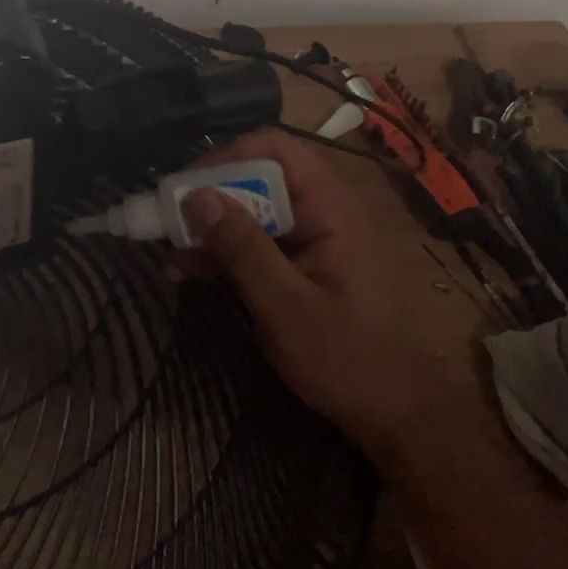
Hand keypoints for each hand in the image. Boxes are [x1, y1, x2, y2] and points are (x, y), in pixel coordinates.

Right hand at [171, 129, 464, 458]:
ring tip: (169, 253)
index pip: (273, 150)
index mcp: (331, 208)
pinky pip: (259, 240)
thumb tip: (195, 195)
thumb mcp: (286, 307)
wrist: (401, 418)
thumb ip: (242, 248)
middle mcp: (324, 210)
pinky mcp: (305, 264)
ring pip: (253, 209)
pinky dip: (225, 251)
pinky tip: (189, 271)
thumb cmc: (348, 361)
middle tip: (166, 222)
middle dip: (209, 196)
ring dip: (211, 227)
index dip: (224, 159)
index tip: (183, 191)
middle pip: (257, 176)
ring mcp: (315, 238)